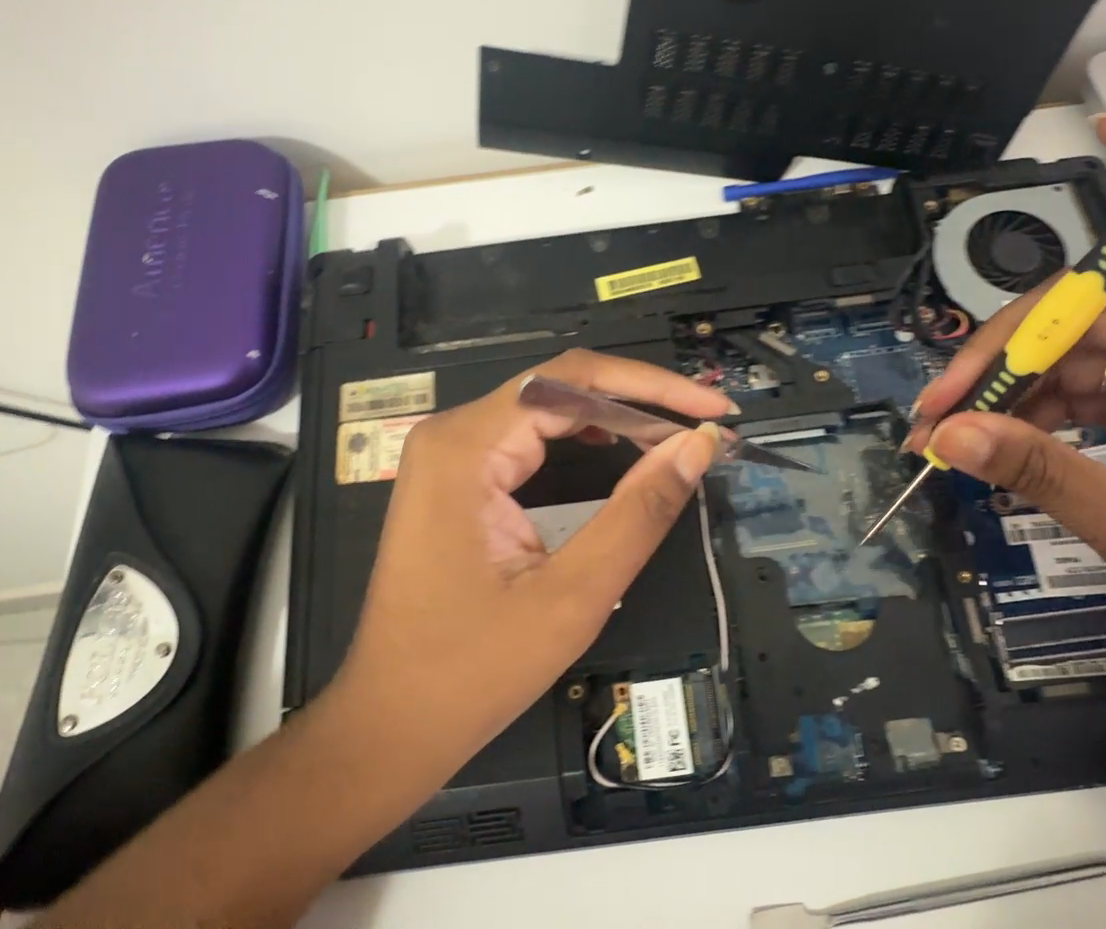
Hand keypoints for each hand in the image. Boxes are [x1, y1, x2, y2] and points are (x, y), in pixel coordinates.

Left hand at [336, 349, 730, 770]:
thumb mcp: (574, 593)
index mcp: (466, 448)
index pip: (571, 381)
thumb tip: (698, 445)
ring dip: (612, 420)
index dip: (651, 387)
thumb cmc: (475, 668)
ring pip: (543, 412)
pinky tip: (615, 453)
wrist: (392, 723)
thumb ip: (640, 512)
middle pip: (557, 389)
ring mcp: (446, 459)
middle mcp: (451, 436)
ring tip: (673, 440)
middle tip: (703, 431)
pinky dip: (577, 442)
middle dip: (637, 402)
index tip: (713, 411)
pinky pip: (524, 442)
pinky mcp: (453, 484)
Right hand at [908, 106, 1105, 687]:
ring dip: (1002, 391)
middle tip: (940, 404)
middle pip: (1100, 306)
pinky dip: (1023, 418)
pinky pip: (1073, 396)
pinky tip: (977, 446)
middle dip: (1010, 348)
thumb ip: (1046, 477)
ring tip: (939, 434)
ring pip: (1073, 354)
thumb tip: (951, 435)